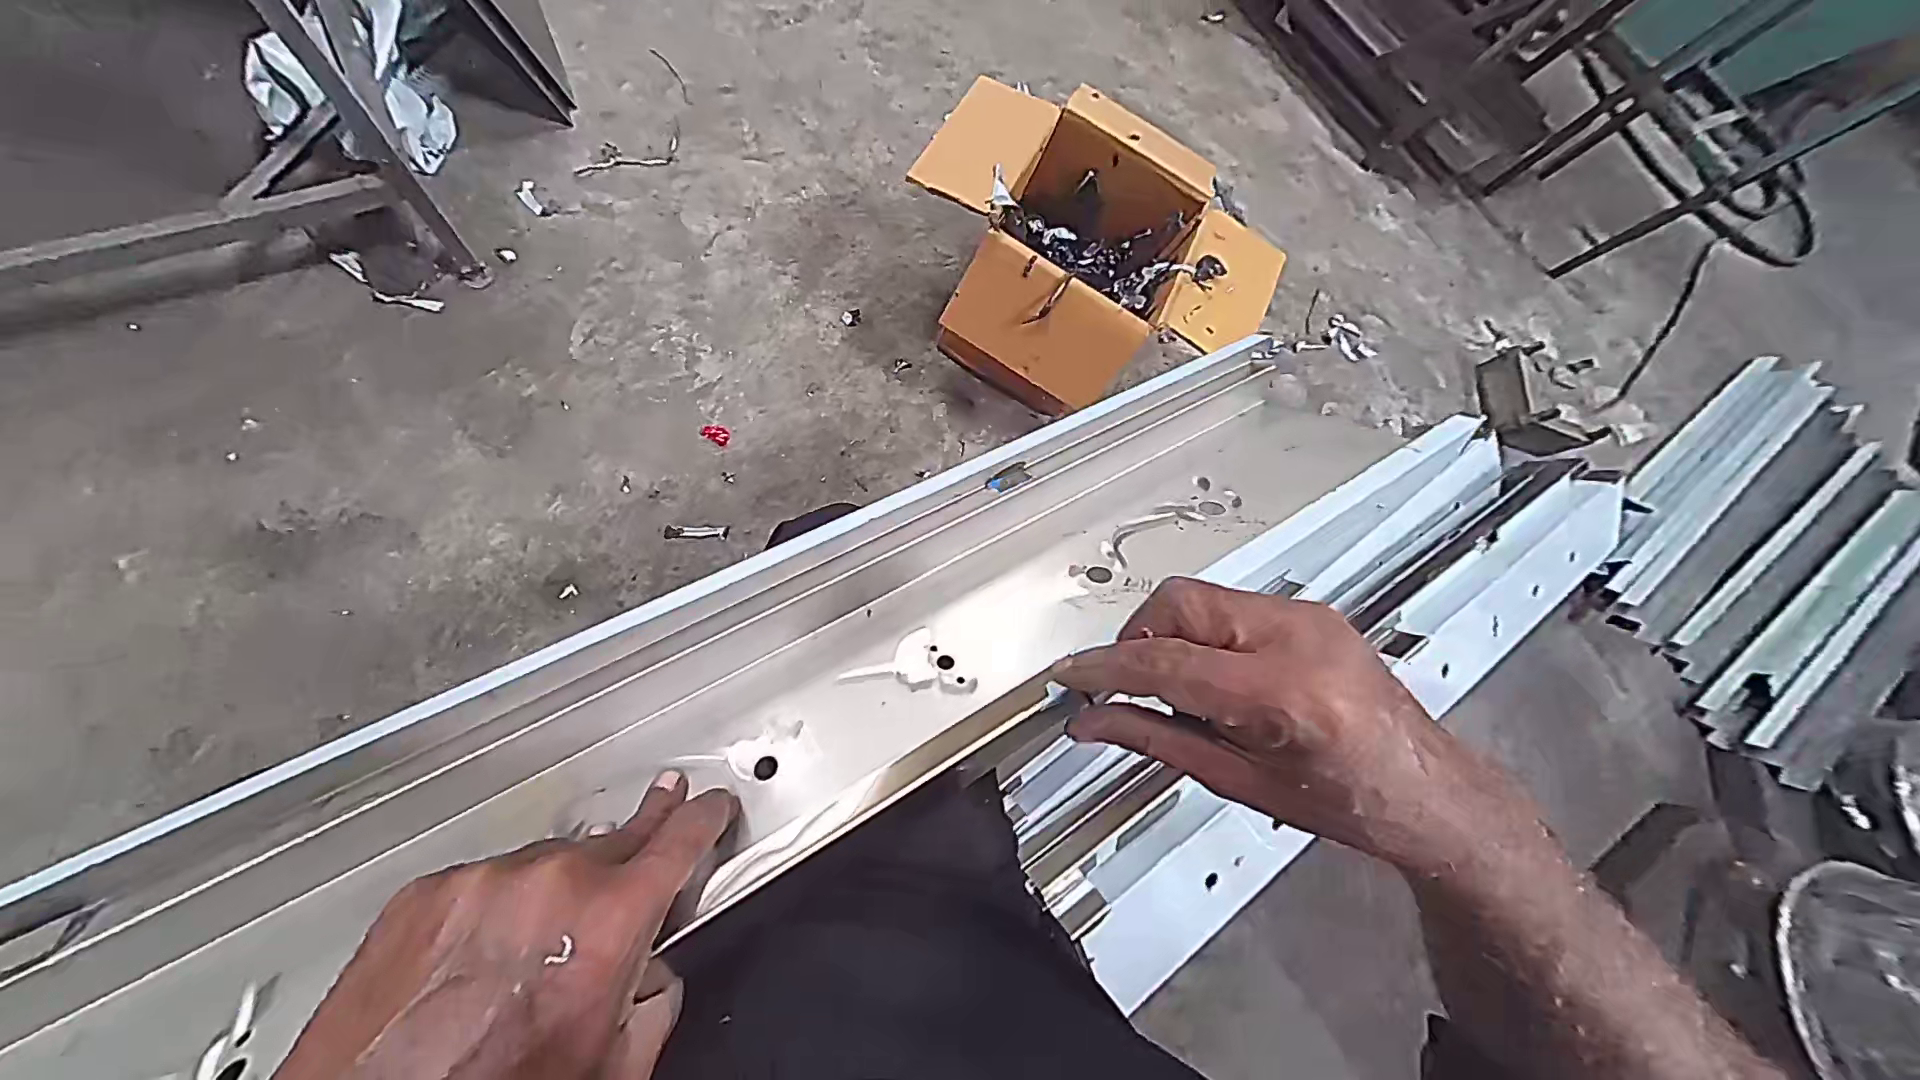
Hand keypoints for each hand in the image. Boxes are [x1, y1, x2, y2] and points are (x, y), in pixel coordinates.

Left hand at [274, 772, 734, 1079]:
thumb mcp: (611, 1062)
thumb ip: (656, 998)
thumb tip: (655, 974)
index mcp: (611, 919)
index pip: (683, 835)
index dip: (707, 815)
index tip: (711, 805)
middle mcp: (553, 882)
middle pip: (621, 835)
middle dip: (644, 834)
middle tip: (661, 806)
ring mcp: (486, 881)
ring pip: (553, 858)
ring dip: (560, 885)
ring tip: (536, 944)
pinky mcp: (427, 892)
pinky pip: (489, 878)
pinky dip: (497, 902)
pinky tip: (481, 953)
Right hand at [1052, 579, 1536, 874]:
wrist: (1424, 790)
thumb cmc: (1346, 802)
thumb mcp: (1234, 780)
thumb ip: (1152, 738)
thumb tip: (1094, 720)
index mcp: (1284, 695)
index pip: (1165, 662)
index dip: (1105, 667)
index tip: (1072, 674)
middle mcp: (1299, 638)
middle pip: (1176, 603)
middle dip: (1137, 640)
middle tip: (1127, 684)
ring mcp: (1307, 615)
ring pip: (1196, 596)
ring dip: (1166, 636)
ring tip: (1177, 687)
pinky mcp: (1307, 609)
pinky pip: (1225, 604)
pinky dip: (1197, 633)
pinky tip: (1209, 672)